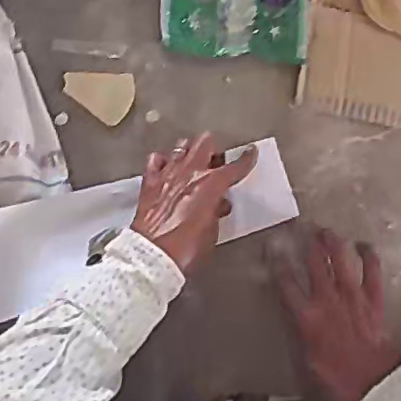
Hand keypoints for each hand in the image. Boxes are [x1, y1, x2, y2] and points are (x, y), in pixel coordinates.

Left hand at [130, 132, 257, 274]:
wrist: (152, 257)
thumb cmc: (187, 247)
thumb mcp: (212, 230)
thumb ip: (216, 209)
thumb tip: (218, 204)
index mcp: (211, 183)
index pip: (235, 166)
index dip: (246, 159)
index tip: (251, 152)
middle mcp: (190, 172)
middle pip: (205, 143)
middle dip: (213, 149)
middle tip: (217, 162)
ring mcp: (168, 174)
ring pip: (181, 146)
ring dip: (190, 152)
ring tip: (193, 163)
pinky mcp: (150, 182)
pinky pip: (156, 160)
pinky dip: (164, 162)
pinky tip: (167, 168)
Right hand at [278, 227, 400, 400]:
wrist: (374, 389)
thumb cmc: (334, 386)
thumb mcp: (303, 367)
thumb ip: (297, 338)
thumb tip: (292, 323)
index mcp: (306, 318)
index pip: (285, 284)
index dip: (277, 263)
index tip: (271, 246)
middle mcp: (328, 300)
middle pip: (315, 263)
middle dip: (308, 243)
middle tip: (303, 228)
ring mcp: (353, 297)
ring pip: (342, 259)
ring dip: (334, 242)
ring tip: (326, 230)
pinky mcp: (374, 301)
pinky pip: (372, 271)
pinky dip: (368, 256)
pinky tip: (364, 245)